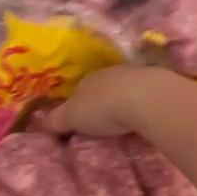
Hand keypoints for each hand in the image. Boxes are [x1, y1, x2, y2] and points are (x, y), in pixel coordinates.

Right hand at [43, 64, 175, 136]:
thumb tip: (40, 123)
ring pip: (123, 87)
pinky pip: (144, 91)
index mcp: (86, 80)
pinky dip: (141, 100)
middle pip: (102, 88)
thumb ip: (56, 120)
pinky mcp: (156, 81)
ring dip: (123, 99)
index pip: (78, 91)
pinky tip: (144, 112)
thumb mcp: (72, 118)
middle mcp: (108, 73)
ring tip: (126, 118)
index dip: (78, 106)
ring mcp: (134, 74)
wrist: (147, 98)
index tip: (80, 121)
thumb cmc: (103, 107)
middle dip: (102, 101)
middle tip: (103, 121)